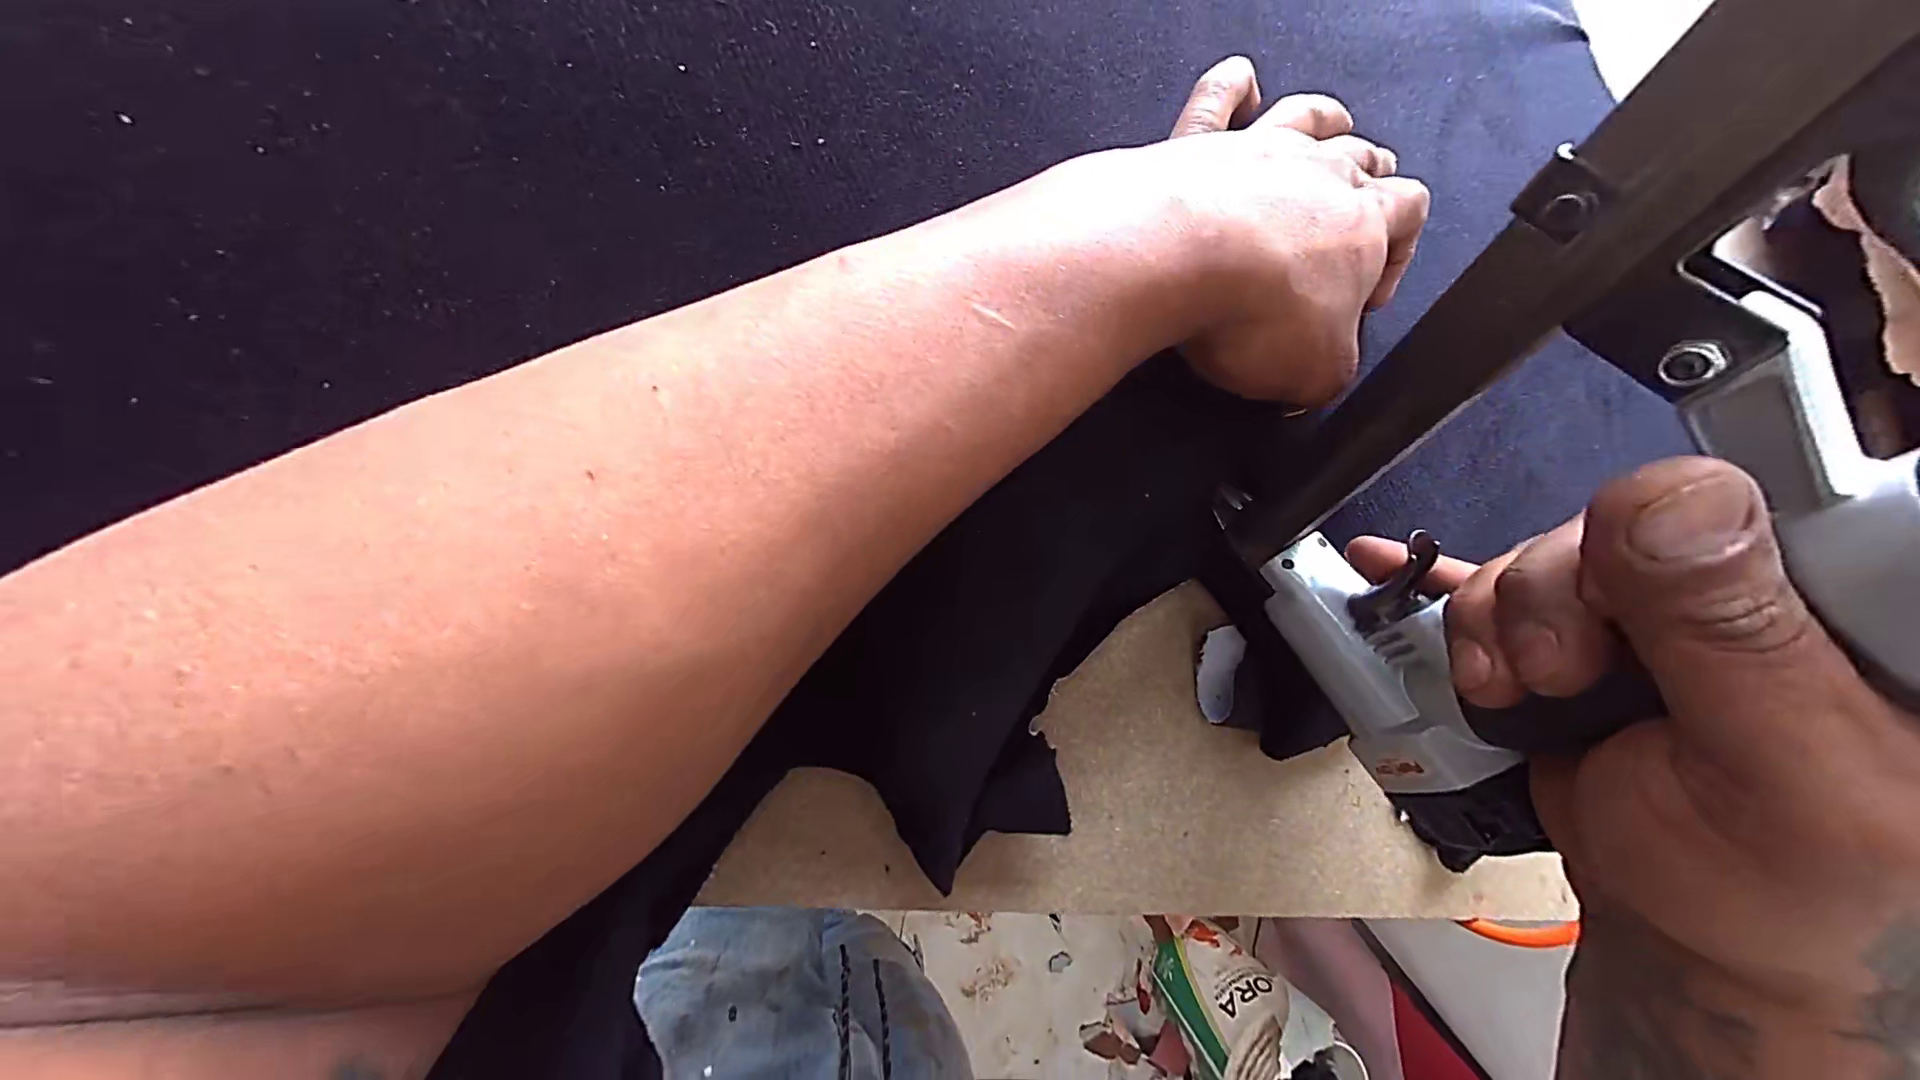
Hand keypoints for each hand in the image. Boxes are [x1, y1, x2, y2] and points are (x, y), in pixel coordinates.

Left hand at [1055, 57, 1429, 404]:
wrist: (1179, 260)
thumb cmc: (1249, 310)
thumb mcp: (1313, 371)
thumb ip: (1328, 375)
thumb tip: (1318, 383)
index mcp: (1360, 224)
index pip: (1407, 216)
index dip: (1397, 252)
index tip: (1368, 291)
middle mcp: (1314, 174)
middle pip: (1362, 160)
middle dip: (1369, 182)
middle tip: (1357, 210)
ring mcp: (1253, 153)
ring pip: (1310, 119)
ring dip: (1326, 125)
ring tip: (1334, 132)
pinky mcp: (1193, 146)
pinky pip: (1220, 98)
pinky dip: (1232, 88)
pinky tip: (1239, 86)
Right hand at [1352, 458, 1919, 1074]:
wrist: (1681, 916)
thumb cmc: (1767, 876)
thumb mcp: (1779, 765)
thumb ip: (1728, 633)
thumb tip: (1662, 495)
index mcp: (1842, 607)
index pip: (1755, 497)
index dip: (1669, 529)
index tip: (1627, 610)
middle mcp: (1738, 589)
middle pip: (1605, 526)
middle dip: (1548, 598)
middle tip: (1556, 679)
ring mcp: (1634, 606)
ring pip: (1528, 556)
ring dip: (1488, 620)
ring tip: (1503, 691)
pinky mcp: (1558, 626)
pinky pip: (1479, 579)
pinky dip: (1430, 579)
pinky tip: (1381, 567)